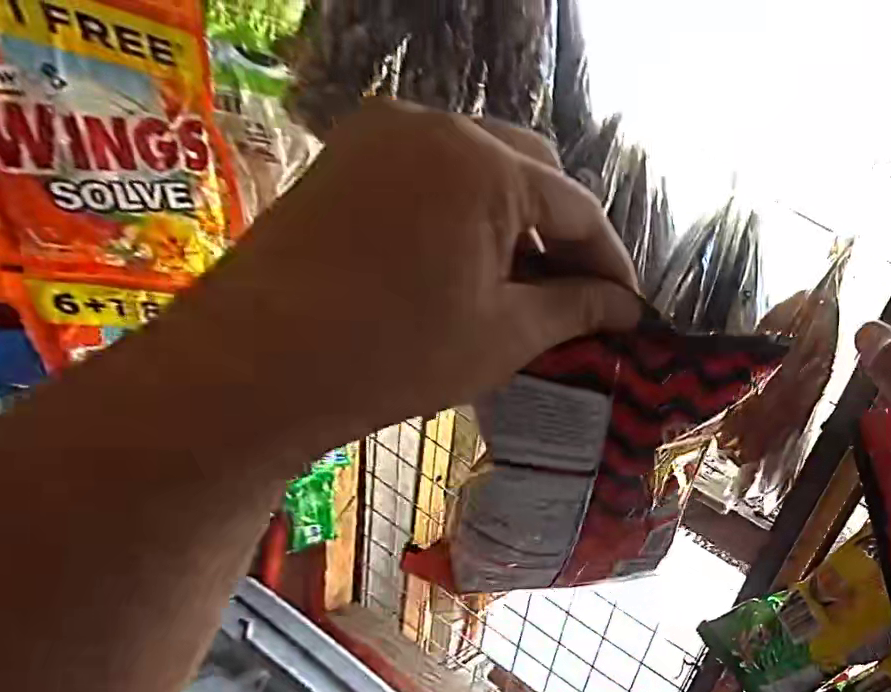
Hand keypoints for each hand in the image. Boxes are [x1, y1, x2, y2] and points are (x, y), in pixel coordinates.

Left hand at [161, 99, 640, 457]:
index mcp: (484, 165)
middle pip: (534, 173)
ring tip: (529, 289)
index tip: (630, 309)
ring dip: (519, 224)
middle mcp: (435, 126)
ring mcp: (382, 136)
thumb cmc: (398, 353)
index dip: (612, 263)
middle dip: (566, 237)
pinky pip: (434, 176)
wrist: (260, 364)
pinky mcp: (348, 158)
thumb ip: (576, 309)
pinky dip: (469, 216)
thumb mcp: (506, 335)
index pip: (578, 208)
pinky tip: (473, 268)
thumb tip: (626, 308)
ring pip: (483, 170)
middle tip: (579, 299)